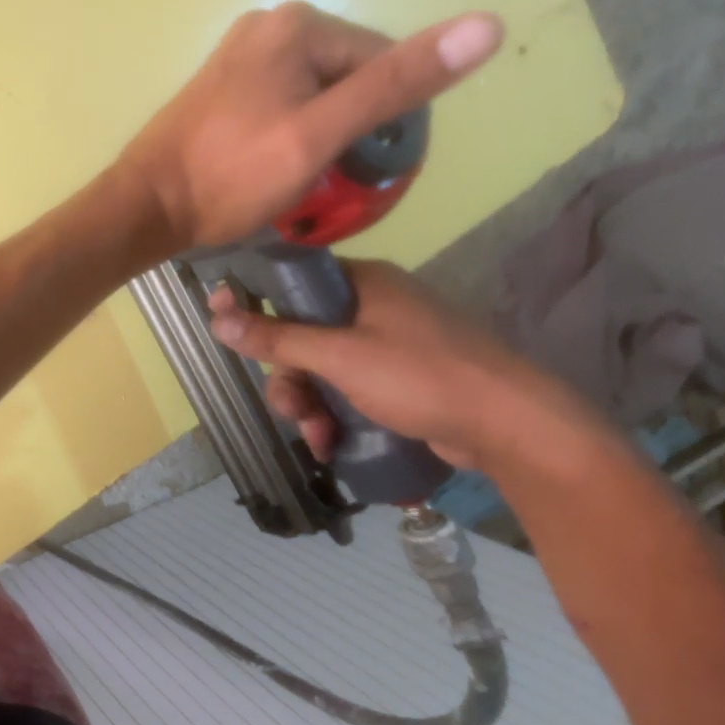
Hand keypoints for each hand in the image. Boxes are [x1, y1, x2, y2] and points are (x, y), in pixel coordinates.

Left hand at [119, 3, 503, 250]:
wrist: (145, 208)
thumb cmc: (230, 178)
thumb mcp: (320, 134)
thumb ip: (395, 85)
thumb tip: (487, 25)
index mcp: (297, 25)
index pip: (380, 60)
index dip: (384, 119)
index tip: (360, 169)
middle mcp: (266, 27)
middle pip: (345, 74)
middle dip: (349, 125)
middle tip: (330, 181)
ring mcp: (236, 57)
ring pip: (312, 92)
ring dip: (320, 132)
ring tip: (301, 180)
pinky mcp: (219, 88)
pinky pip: (278, 103)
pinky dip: (289, 132)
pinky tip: (273, 168)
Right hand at [207, 259, 571, 470]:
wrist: (506, 424)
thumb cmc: (420, 376)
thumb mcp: (340, 357)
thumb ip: (278, 339)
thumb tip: (218, 319)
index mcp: (363, 284)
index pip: (292, 280)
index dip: (253, 300)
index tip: (220, 321)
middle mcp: (372, 307)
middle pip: (300, 335)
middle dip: (288, 379)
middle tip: (291, 410)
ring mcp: (386, 344)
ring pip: (319, 368)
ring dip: (308, 405)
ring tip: (317, 436)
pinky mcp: (397, 378)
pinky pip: (345, 388)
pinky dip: (332, 414)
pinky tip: (331, 443)